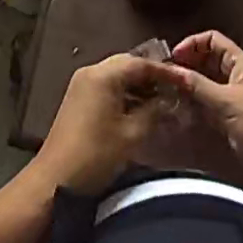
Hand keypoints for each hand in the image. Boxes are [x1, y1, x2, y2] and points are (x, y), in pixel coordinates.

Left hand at [35, 54, 170, 193]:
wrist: (55, 179)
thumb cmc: (96, 154)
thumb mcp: (133, 134)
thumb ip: (154, 111)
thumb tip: (168, 100)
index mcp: (103, 75)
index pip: (140, 63)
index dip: (165, 72)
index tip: (186, 81)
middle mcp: (91, 72)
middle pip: (127, 65)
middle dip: (151, 76)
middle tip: (175, 88)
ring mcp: (82, 85)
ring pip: (117, 76)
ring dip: (138, 85)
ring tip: (162, 100)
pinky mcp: (78, 99)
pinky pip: (107, 87)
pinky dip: (125, 94)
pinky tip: (140, 109)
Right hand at [168, 31, 242, 180]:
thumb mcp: (227, 103)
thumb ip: (198, 85)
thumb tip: (168, 70)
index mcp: (241, 63)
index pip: (212, 40)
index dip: (191, 44)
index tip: (171, 59)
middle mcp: (238, 76)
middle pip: (207, 59)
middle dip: (186, 64)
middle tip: (163, 76)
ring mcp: (235, 98)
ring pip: (206, 82)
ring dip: (188, 84)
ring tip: (165, 92)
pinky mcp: (232, 119)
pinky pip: (208, 102)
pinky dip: (194, 102)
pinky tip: (179, 109)